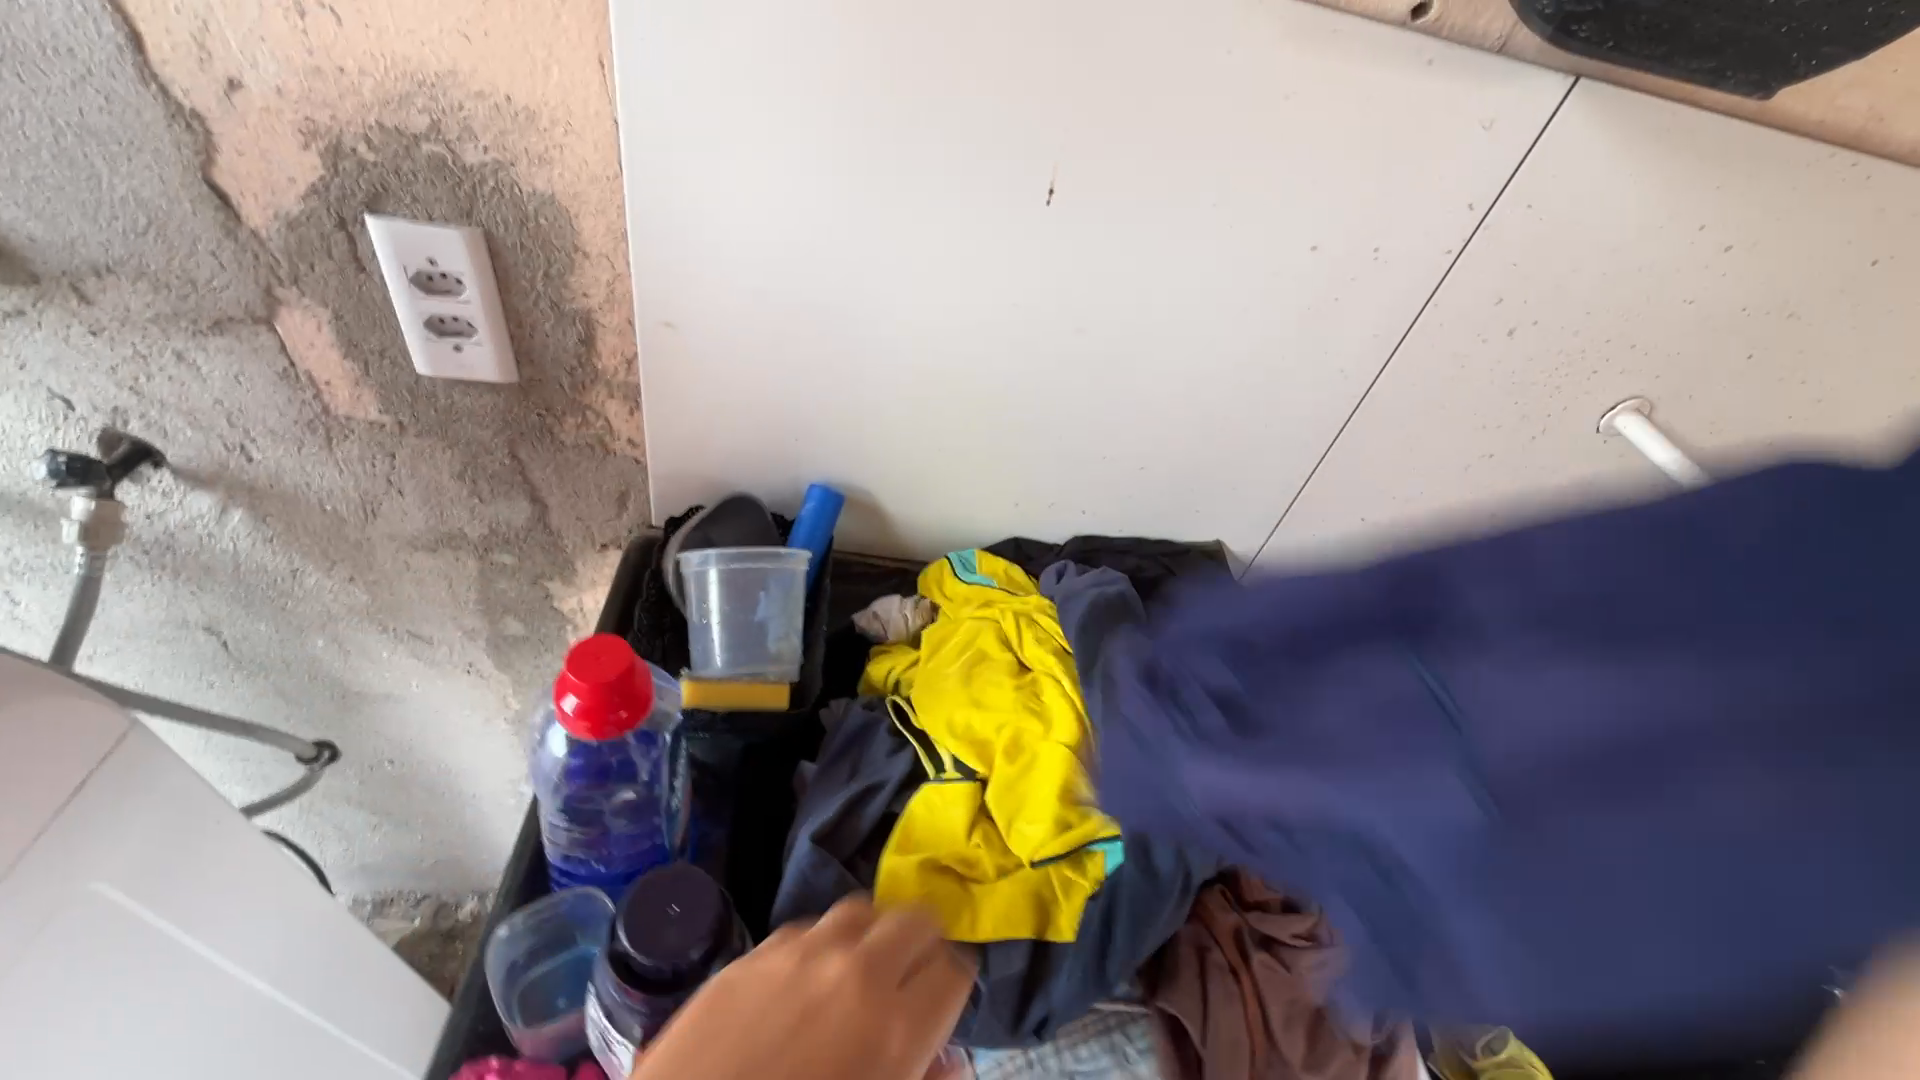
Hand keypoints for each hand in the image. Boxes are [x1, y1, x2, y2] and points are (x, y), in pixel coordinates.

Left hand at [629, 896, 976, 1079]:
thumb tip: (948, 1063)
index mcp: (894, 1028)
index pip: (953, 969)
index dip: (955, 981)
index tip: (944, 995)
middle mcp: (854, 974)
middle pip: (915, 919)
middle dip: (924, 942)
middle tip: (912, 971)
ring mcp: (800, 956)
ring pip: (861, 911)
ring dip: (873, 933)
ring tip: (862, 965)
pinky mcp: (753, 955)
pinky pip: (806, 929)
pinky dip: (821, 945)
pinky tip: (807, 978)